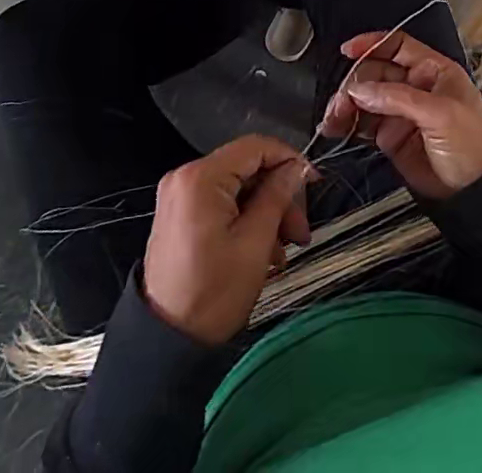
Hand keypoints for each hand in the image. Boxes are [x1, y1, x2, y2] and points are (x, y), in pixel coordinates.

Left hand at [143, 134, 315, 344]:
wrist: (167, 334)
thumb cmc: (214, 292)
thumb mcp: (255, 244)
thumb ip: (276, 197)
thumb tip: (295, 169)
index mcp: (200, 177)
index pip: (253, 147)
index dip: (288, 159)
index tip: (314, 183)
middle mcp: (185, 176)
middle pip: (245, 169)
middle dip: (278, 197)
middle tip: (300, 234)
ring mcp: (179, 194)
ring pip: (236, 188)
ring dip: (265, 213)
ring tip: (283, 251)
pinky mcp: (179, 213)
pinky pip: (220, 203)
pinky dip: (244, 220)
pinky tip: (262, 252)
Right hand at [320, 31, 481, 199]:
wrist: (474, 193)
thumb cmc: (470, 146)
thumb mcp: (441, 114)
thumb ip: (397, 98)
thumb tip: (357, 91)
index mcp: (432, 71)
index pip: (398, 46)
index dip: (372, 44)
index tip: (347, 51)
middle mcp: (413, 86)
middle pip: (372, 73)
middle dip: (352, 86)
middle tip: (341, 105)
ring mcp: (399, 110)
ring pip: (362, 97)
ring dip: (344, 106)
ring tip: (333, 122)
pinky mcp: (388, 133)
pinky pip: (360, 121)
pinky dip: (345, 123)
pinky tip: (335, 129)